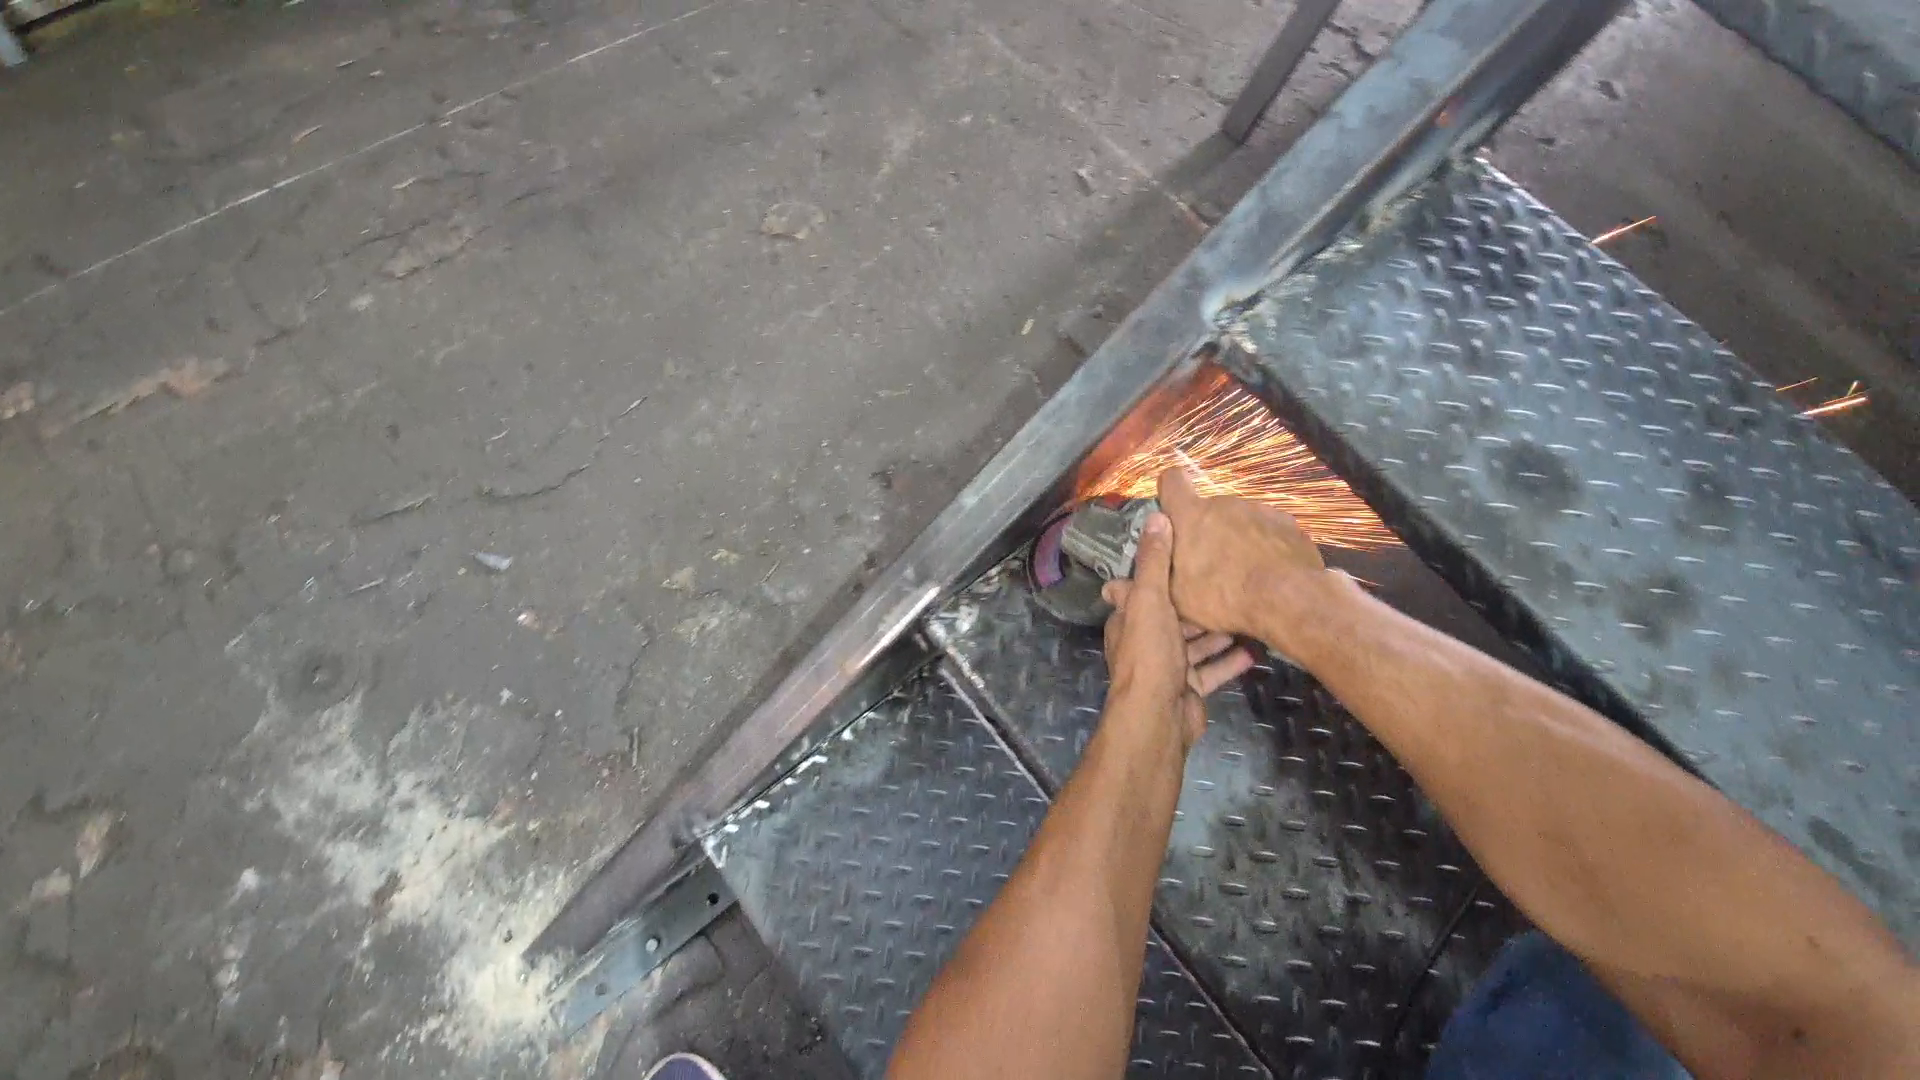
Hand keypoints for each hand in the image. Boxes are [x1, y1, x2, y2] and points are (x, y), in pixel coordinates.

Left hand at [1101, 512, 1254, 750]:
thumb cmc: (1151, 652)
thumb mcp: (1150, 599)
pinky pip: (1212, 669)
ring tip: (1251, 613)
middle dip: (1203, 603)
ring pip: (1197, 642)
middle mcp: (1145, 640)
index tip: (1196, 556)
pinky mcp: (1189, 688)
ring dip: (1220, 630)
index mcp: (1130, 618)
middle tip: (1234, 584)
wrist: (1159, 716)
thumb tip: (1156, 517)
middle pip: (1176, 616)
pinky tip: (1255, 648)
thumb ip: (1155, 561)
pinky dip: (1230, 659)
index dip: (1168, 573)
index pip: (1147, 589)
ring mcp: (1168, 667)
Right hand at [1156, 468, 1343, 654]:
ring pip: (1240, 522)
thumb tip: (1157, 545)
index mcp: (1191, 516)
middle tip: (1210, 566)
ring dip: (1237, 540)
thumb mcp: (1176, 593)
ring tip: (1244, 575)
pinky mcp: (1287, 524)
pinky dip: (1264, 547)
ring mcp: (1259, 511)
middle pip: (1209, 509)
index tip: (1172, 511)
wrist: (1287, 600)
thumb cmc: (1222, 596)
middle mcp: (1225, 504)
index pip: (1173, 480)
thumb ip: (1163, 563)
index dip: (1170, 490)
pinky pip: (1267, 532)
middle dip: (1207, 531)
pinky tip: (1269, 574)